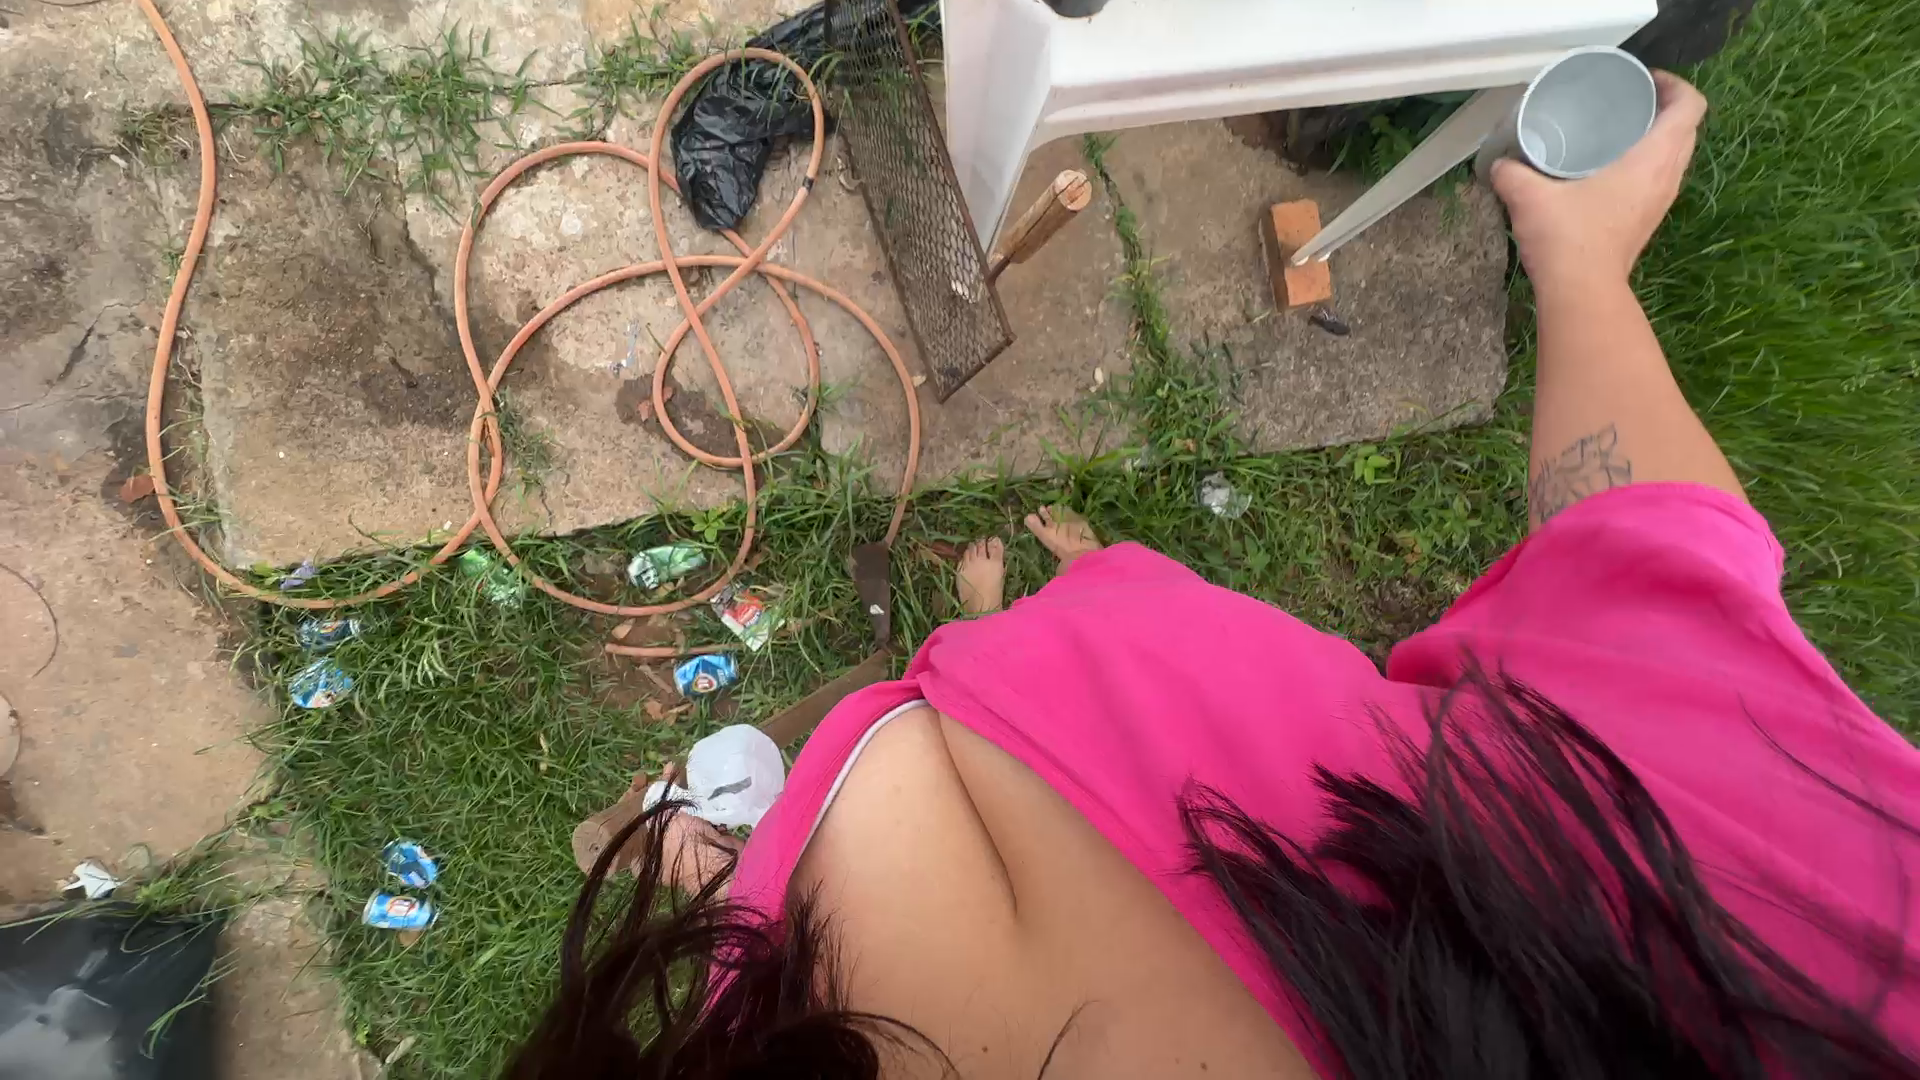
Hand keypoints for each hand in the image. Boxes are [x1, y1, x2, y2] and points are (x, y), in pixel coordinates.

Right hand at [1491, 70, 1707, 291]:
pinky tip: (1607, 177)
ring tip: (1616, 140)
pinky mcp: (1645, 221)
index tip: (1643, 82)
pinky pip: (1655, 181)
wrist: (1580, 289)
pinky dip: (1641, 169)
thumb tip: (1499, 164)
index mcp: (1654, 156)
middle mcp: (1667, 175)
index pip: (1689, 104)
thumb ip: (1513, 177)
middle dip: (1661, 112)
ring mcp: (1660, 201)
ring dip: (1653, 142)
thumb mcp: (1530, 200)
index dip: (1674, 85)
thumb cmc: (1566, 237)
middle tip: (1625, 108)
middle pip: (1684, 129)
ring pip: (1672, 157)